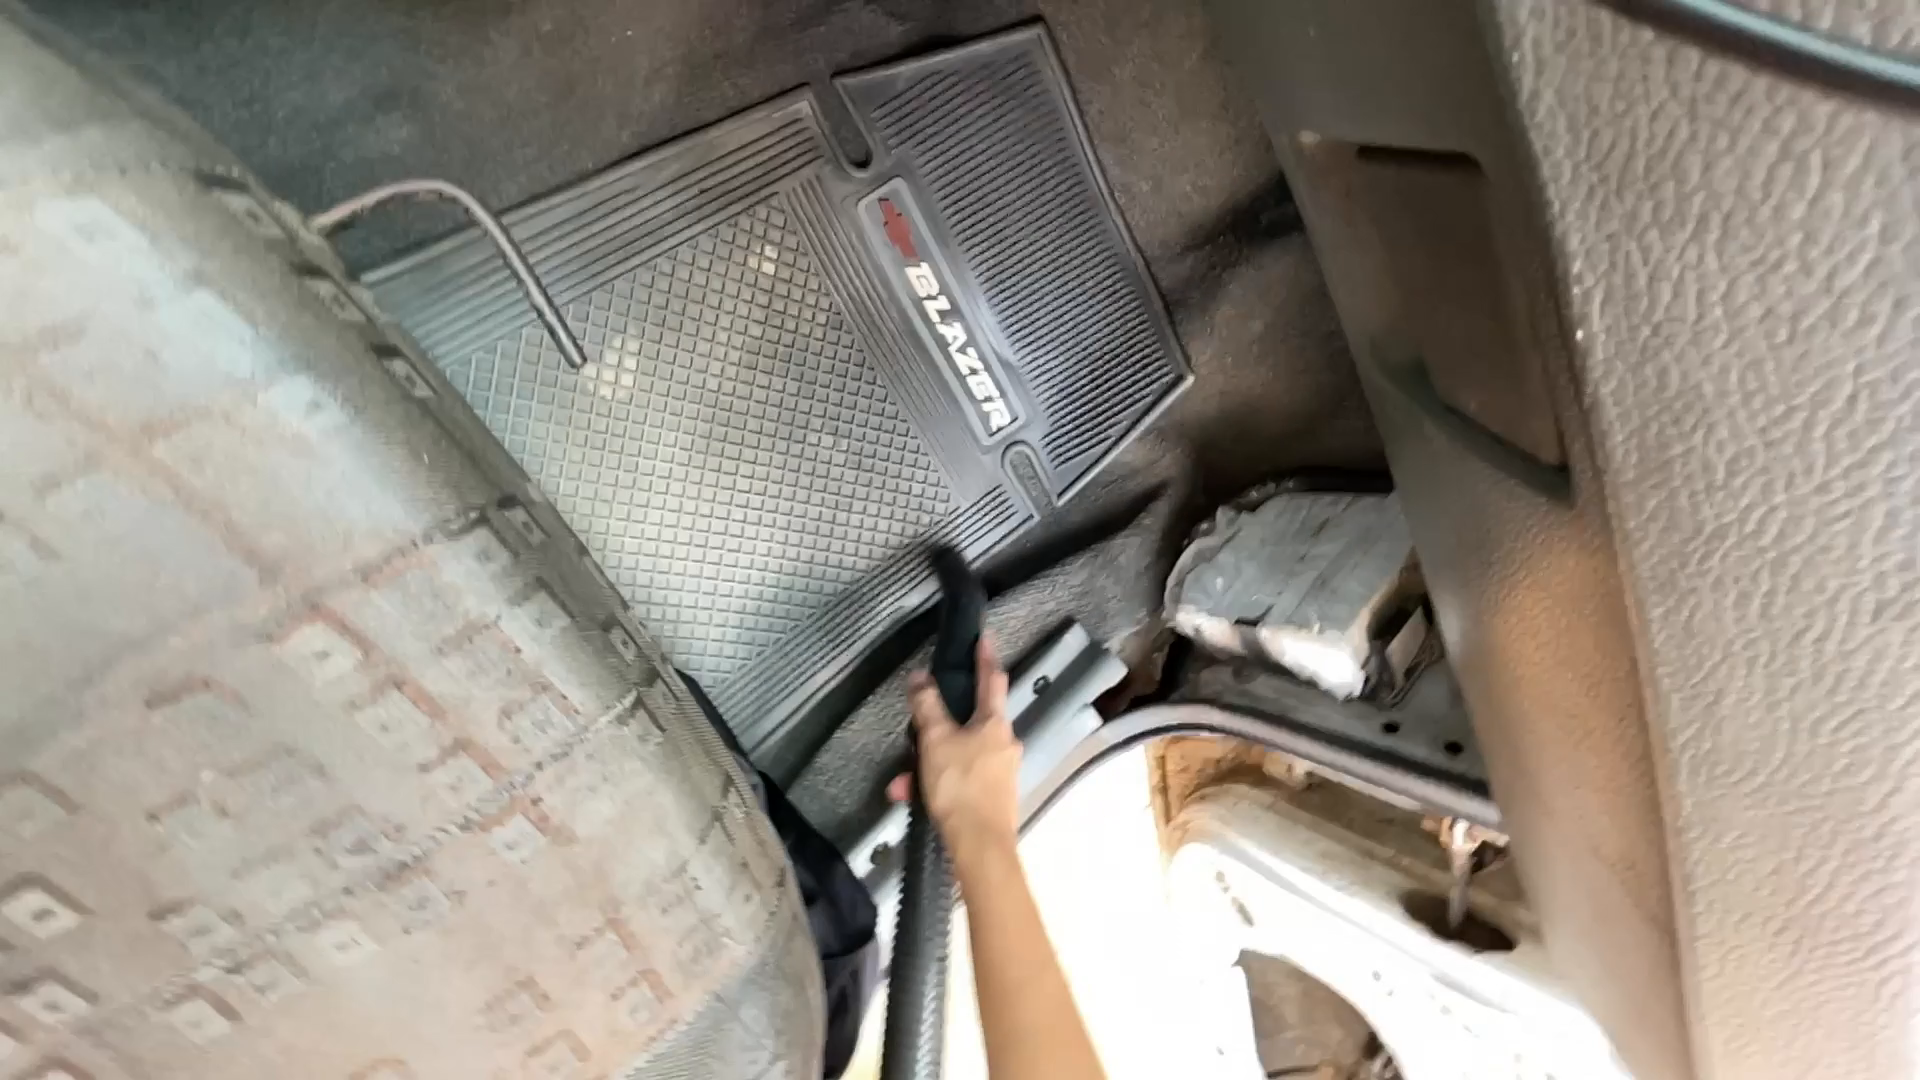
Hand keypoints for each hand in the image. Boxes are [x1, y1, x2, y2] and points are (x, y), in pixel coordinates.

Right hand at [887, 637, 1019, 858]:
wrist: (980, 848)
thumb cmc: (960, 786)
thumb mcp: (936, 741)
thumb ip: (927, 707)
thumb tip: (920, 677)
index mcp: (995, 723)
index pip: (992, 678)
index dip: (985, 656)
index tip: (984, 636)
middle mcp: (1004, 744)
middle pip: (969, 722)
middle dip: (937, 727)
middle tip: (916, 730)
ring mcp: (1001, 772)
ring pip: (958, 755)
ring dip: (928, 764)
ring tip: (903, 782)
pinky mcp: (992, 797)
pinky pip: (959, 780)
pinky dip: (935, 785)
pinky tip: (912, 798)